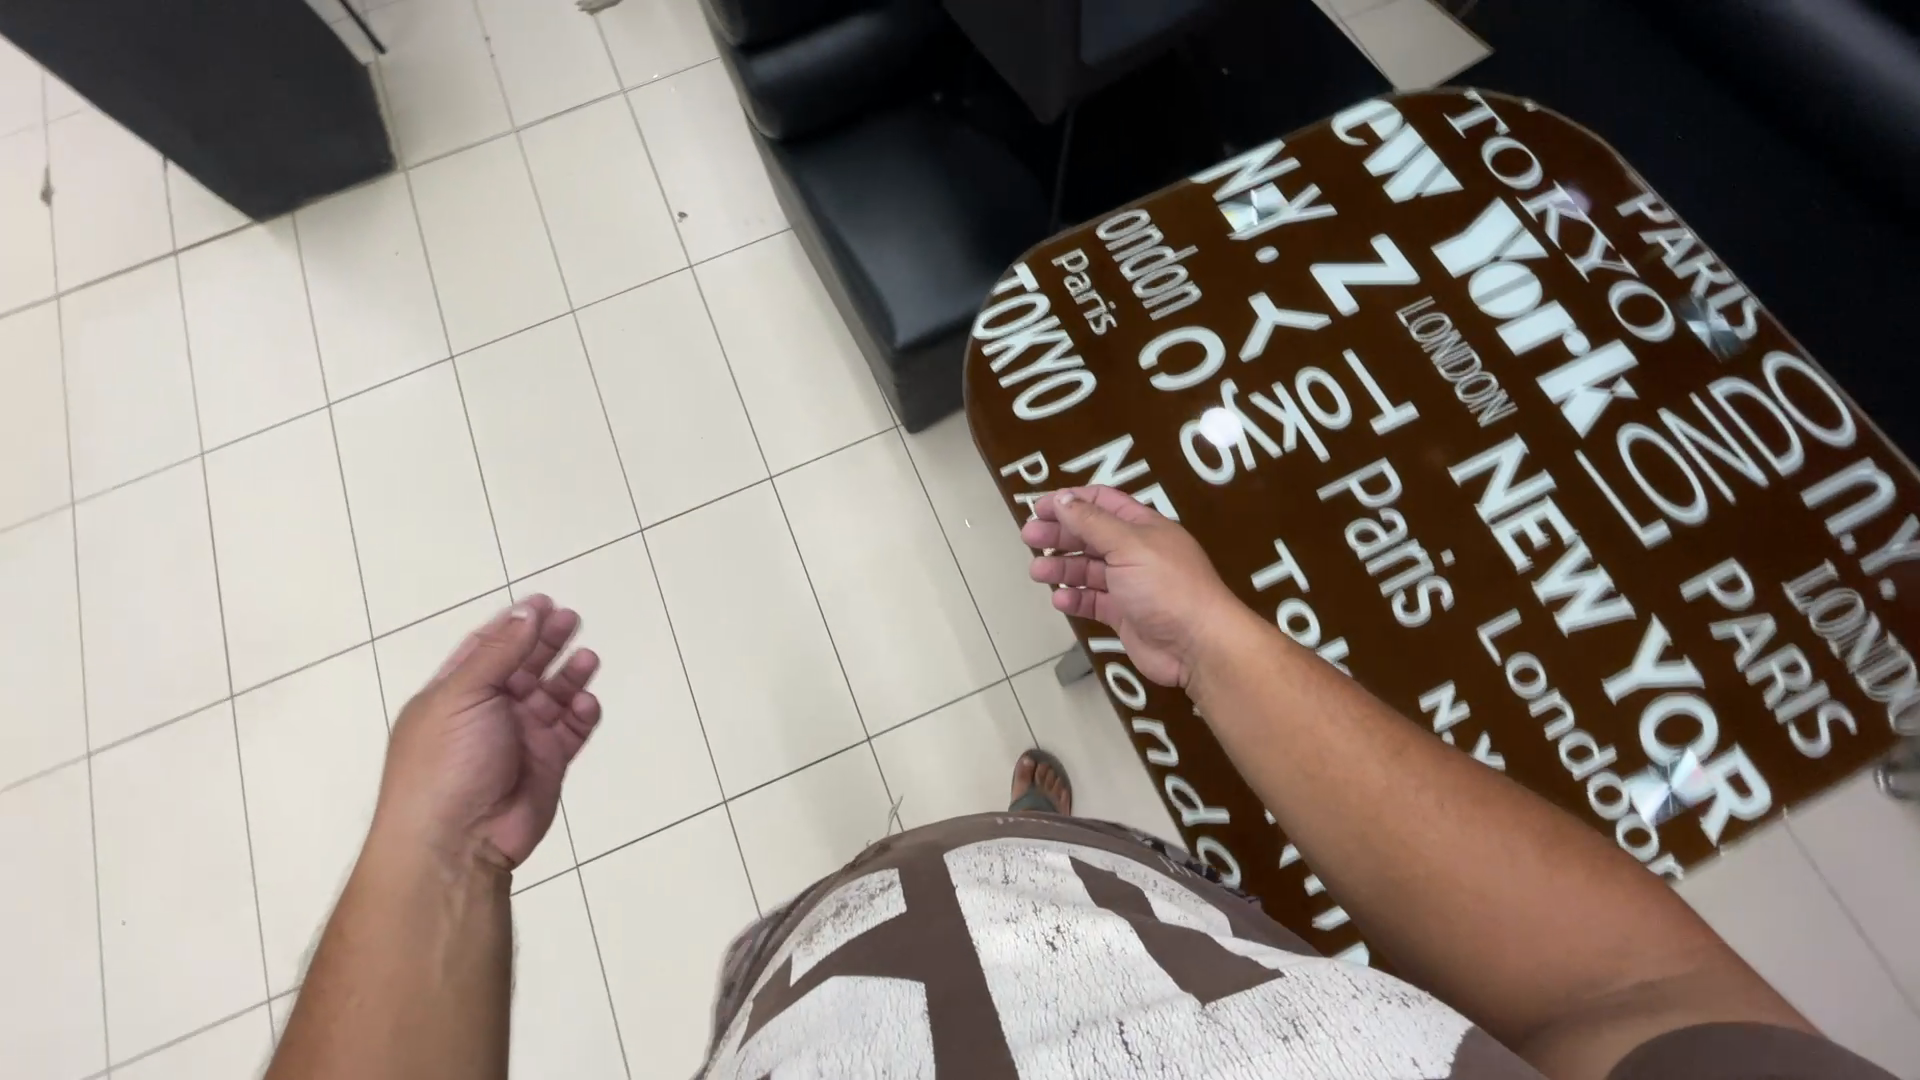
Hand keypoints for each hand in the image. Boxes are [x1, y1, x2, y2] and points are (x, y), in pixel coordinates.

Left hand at [374, 595, 600, 870]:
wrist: (457, 842)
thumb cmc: (444, 764)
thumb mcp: (462, 697)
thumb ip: (500, 653)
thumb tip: (526, 613)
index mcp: (454, 694)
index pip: (486, 648)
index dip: (514, 624)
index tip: (543, 603)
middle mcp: (488, 712)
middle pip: (524, 666)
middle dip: (547, 641)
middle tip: (573, 619)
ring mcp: (520, 738)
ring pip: (553, 694)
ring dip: (570, 674)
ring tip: (588, 658)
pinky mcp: (549, 762)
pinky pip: (572, 728)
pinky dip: (582, 713)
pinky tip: (585, 704)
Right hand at [1023, 486, 1249, 688]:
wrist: (1197, 644)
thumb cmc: (1166, 586)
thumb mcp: (1128, 544)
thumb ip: (1092, 522)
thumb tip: (1062, 498)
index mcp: (1142, 526)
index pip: (1101, 502)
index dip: (1069, 501)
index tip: (1038, 507)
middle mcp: (1135, 551)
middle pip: (1090, 535)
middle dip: (1059, 534)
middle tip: (1028, 536)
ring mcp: (1130, 585)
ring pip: (1088, 569)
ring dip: (1062, 567)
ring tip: (1037, 571)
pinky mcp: (1124, 615)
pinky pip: (1093, 601)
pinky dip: (1075, 598)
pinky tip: (1060, 598)